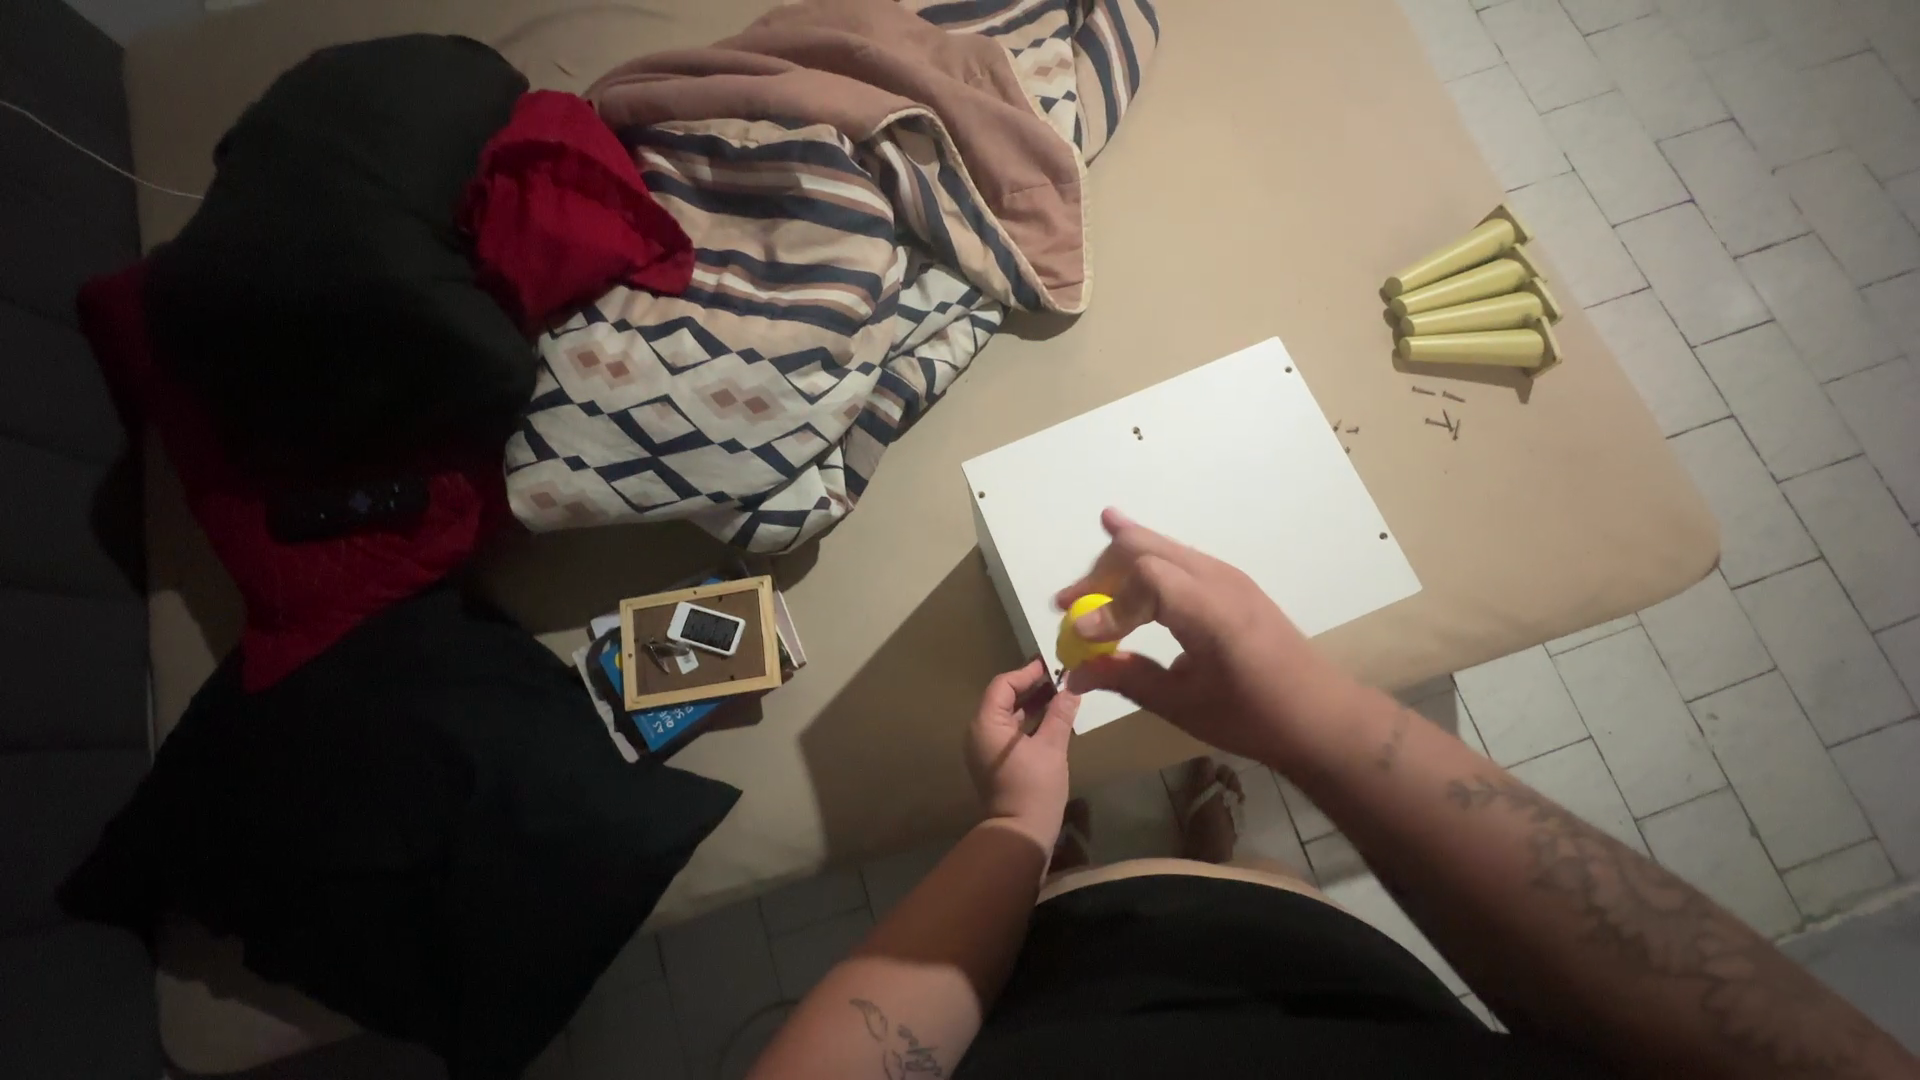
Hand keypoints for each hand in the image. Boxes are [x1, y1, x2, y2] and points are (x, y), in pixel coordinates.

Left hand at [966, 659, 1077, 846]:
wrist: (1021, 833)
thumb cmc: (1034, 788)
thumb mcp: (1052, 747)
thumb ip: (1060, 714)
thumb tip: (1072, 687)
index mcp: (986, 724)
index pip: (1003, 685)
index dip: (1026, 672)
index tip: (1051, 665)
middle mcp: (979, 731)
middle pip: (1003, 698)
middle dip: (1031, 686)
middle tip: (1059, 676)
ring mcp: (985, 747)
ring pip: (1007, 715)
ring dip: (1031, 703)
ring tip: (1060, 693)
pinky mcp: (994, 760)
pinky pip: (1009, 730)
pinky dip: (1028, 721)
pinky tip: (1052, 717)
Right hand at [1054, 508, 1359, 765]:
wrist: (1321, 716)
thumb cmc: (1253, 718)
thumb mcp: (1182, 704)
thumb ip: (1126, 678)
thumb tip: (1075, 673)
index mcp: (1210, 611)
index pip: (1144, 578)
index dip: (1104, 603)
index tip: (1079, 636)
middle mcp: (1218, 579)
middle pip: (1144, 548)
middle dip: (1100, 574)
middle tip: (1069, 604)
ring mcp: (1226, 575)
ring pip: (1158, 546)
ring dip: (1117, 565)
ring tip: (1083, 588)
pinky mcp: (1229, 582)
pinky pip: (1175, 558)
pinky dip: (1142, 561)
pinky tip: (1120, 550)